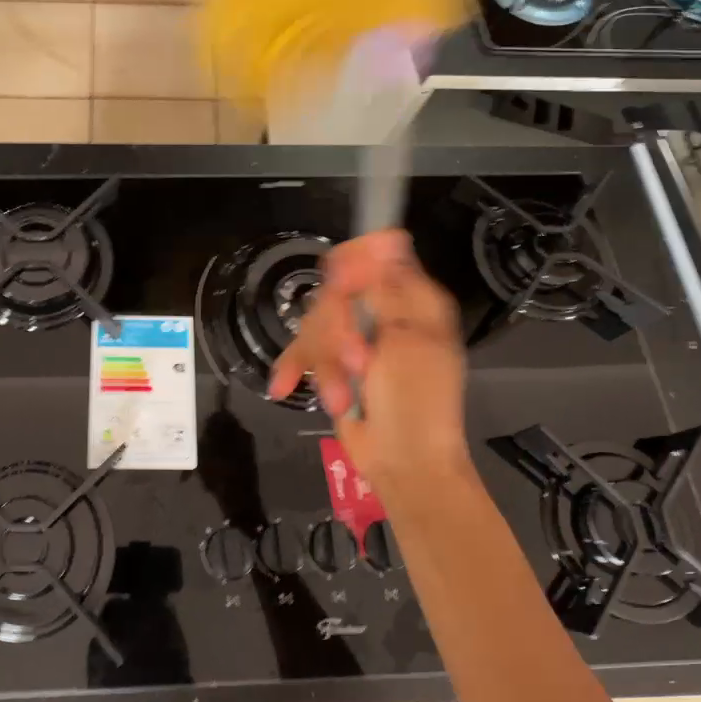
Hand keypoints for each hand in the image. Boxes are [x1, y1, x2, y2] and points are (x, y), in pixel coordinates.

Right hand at [268, 230, 471, 497]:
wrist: (402, 464)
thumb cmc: (417, 403)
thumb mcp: (409, 341)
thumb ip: (389, 289)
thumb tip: (389, 237)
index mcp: (413, 300)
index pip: (378, 254)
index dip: (355, 264)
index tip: (342, 284)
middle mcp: (384, 311)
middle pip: (337, 290)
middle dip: (337, 329)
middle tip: (356, 361)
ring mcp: (357, 338)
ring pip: (316, 321)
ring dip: (324, 363)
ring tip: (341, 396)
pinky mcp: (334, 364)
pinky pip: (302, 352)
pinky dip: (292, 369)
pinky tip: (283, 387)